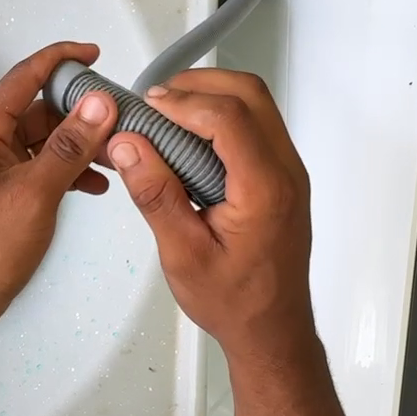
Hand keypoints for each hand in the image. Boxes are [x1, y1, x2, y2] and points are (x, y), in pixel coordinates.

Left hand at [0, 43, 117, 335]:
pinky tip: (94, 188)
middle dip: (81, 114)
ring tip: (118, 162)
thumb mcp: (35, 193)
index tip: (96, 54)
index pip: (26, 76)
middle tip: (124, 124)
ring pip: (42, 142)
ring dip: (78, 147)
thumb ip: (69, 146)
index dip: (61, 59)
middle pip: (39, 110)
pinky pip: (36, 168)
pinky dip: (64, 173)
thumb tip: (100, 101)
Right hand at [106, 69, 312, 359]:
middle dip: (199, 84)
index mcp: (265, 190)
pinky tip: (187, 135)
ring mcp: (288, 172)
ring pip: (256, 104)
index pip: (229, 117)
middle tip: (156, 99)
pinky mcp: (281, 177)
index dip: (184, 101)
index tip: (147, 105)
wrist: (272, 331)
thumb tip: (127, 145)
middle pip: (250, 94)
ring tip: (167, 112)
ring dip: (211, 95)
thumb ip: (155, 195)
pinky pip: (256, 125)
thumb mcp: (181, 254)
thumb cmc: (232, 301)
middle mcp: (286, 172)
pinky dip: (221, 114)